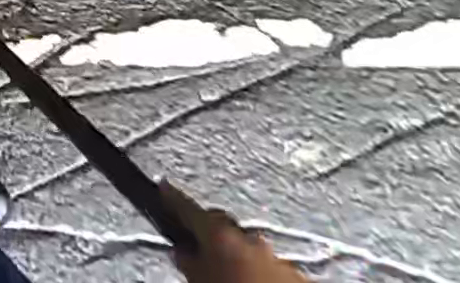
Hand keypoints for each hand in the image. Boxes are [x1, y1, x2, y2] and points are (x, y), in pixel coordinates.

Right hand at [161, 183, 310, 282]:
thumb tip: (180, 250)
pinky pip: (270, 264)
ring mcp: (279, 257)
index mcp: (218, 231)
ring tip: (230, 270)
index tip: (161, 185)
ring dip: (236, 251)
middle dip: (209, 229)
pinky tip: (253, 280)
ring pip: (248, 245)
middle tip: (199, 243)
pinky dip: (259, 268)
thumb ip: (186, 258)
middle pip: (221, 223)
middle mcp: (249, 236)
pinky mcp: (299, 277)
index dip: (169, 195)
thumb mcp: (197, 279)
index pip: (184, 204)